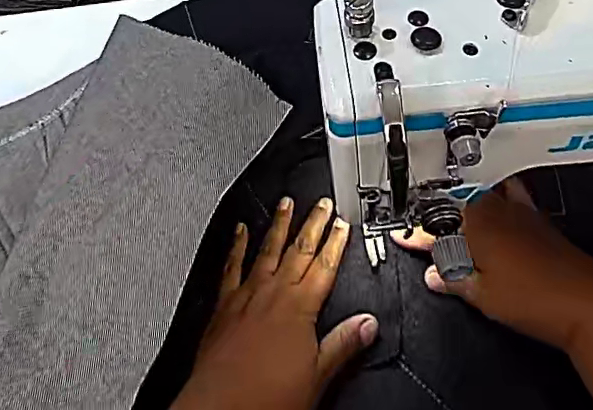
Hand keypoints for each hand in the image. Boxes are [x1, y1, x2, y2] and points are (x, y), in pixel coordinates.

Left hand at [172, 196, 377, 409]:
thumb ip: (343, 344)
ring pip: (268, 249)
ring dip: (280, 224)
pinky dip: (237, 245)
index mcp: (301, 308)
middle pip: (300, 249)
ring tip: (286, 203)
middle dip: (314, 224)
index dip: (336, 242)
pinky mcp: (225, 304)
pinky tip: (240, 230)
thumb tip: (368, 324)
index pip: (325, 266)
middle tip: (323, 204)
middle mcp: (275, 293)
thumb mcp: (318, 376)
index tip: (343, 225)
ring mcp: (249, 294)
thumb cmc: (267, 399)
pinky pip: (232, 266)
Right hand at [393, 178, 592, 352]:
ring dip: (465, 200)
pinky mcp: (535, 217)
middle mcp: (494, 208)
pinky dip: (497, 193)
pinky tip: (498, 200)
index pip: (435, 226)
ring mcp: (517, 209)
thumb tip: (434, 275)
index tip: (404, 236)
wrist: (585, 302)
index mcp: (474, 223)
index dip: (416, 233)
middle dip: (439, 215)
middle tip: (426, 229)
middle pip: (457, 204)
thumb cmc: (534, 299)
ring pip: (482, 194)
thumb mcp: (483, 296)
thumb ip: (453, 279)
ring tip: (454, 210)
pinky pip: (509, 193)